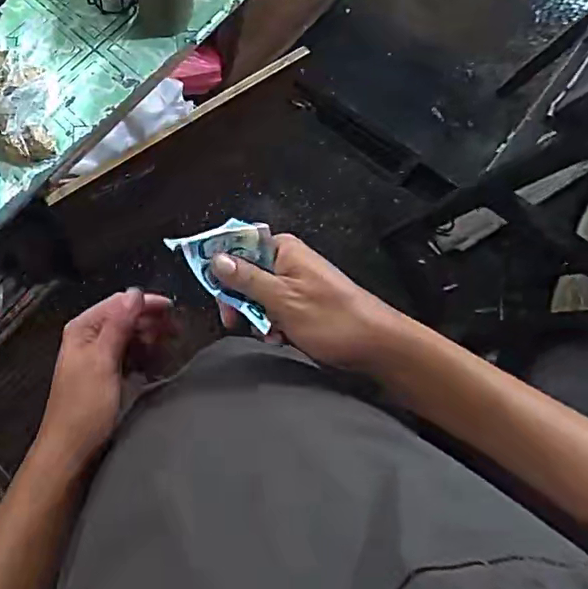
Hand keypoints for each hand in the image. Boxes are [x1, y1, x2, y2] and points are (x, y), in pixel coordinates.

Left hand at [34, 288, 175, 468]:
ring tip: (169, 346)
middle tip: (176, 331)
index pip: (119, 303)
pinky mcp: (108, 374)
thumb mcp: (103, 361)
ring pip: (131, 336)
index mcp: (83, 328)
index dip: (146, 303)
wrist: (71, 453)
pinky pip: (131, 355)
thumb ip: (118, 324)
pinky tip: (157, 361)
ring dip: (150, 338)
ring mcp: (98, 356)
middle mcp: (89, 337)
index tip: (173, 309)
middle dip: (151, 321)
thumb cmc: (84, 408)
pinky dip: (145, 355)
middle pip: (126, 317)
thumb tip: (135, 293)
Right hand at [211, 234, 408, 371]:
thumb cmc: (334, 319)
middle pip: (242, 270)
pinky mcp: (299, 303)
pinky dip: (271, 324)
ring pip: (254, 294)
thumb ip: (246, 278)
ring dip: (255, 315)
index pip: (238, 241)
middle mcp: (286, 259)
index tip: (210, 282)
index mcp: (283, 248)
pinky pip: (271, 309)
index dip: (220, 260)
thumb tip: (216, 259)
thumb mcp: (283, 299)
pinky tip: (280, 337)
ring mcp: (293, 282)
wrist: (377, 347)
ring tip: (269, 332)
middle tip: (235, 318)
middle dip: (238, 297)